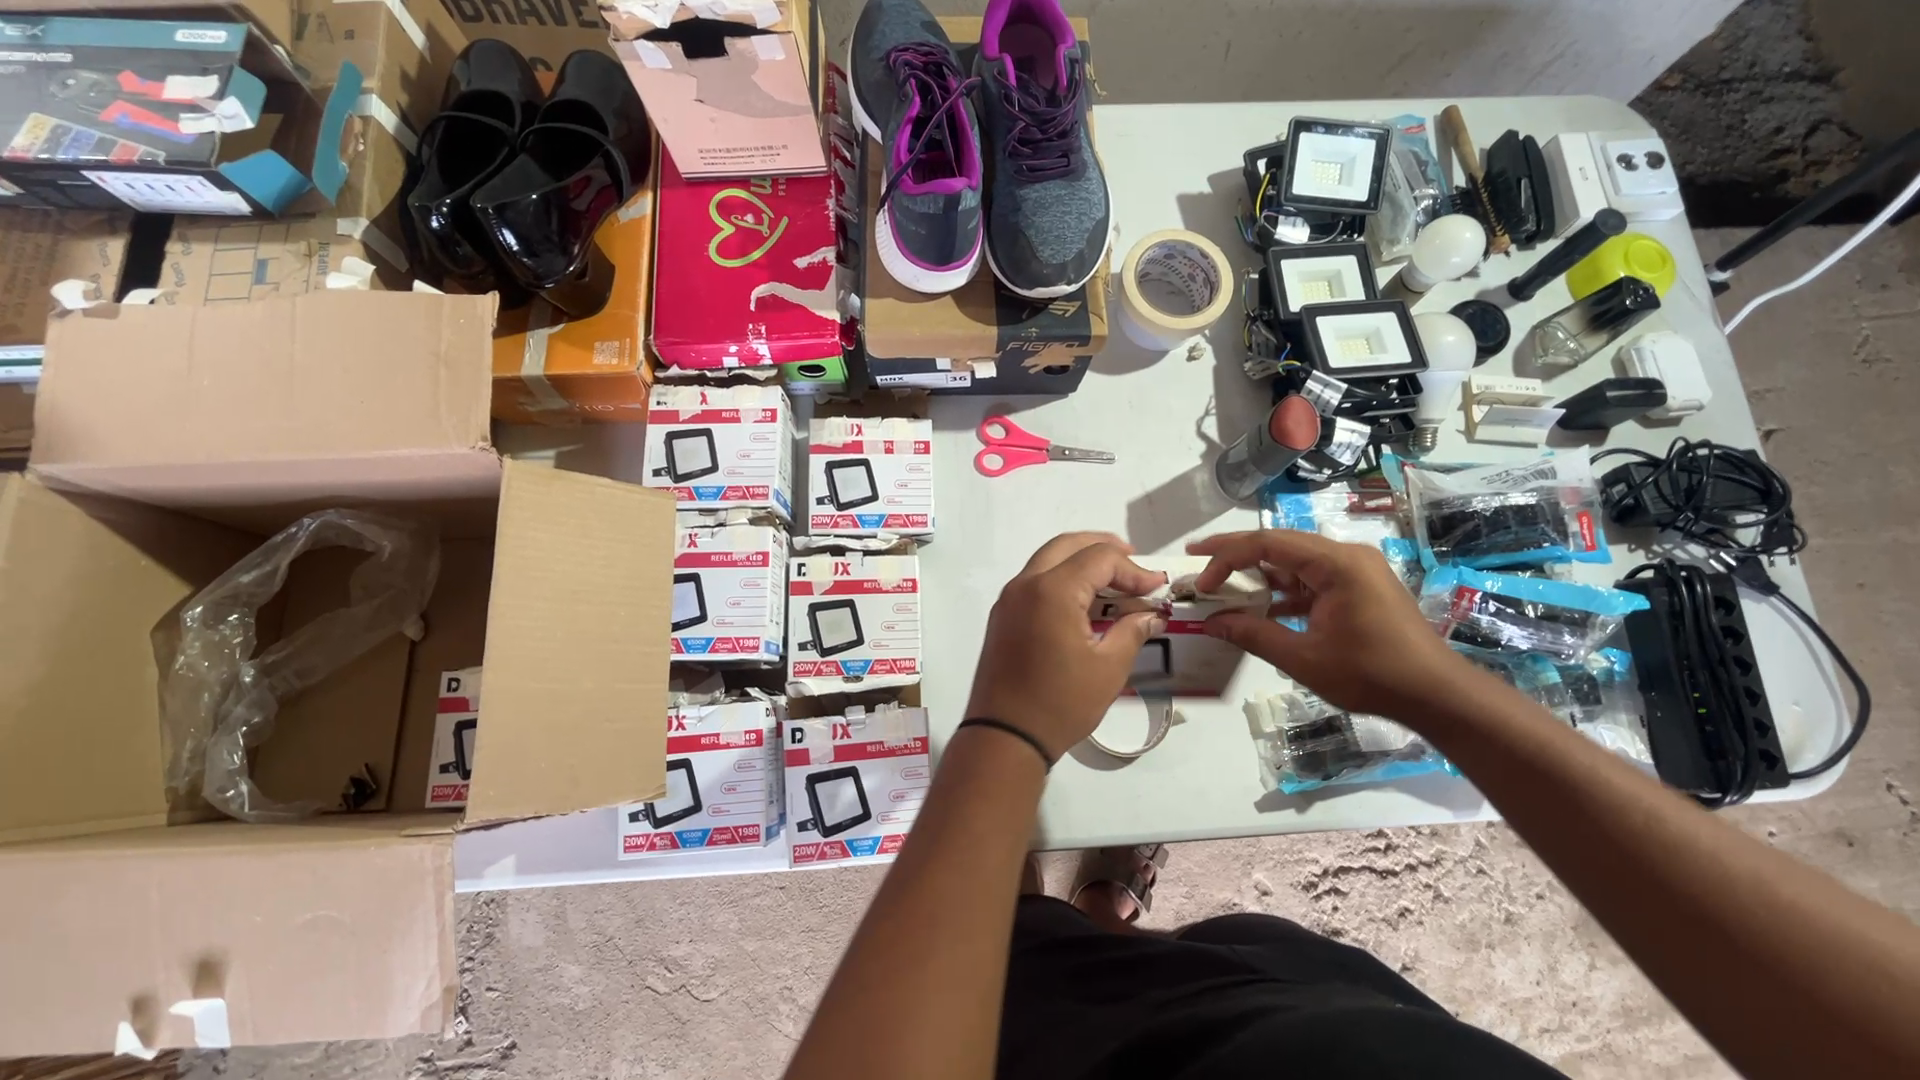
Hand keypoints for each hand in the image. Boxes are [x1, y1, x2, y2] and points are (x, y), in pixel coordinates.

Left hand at [966, 532, 1166, 759]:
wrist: (1004, 736)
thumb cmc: (1060, 703)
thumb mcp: (1108, 668)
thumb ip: (1132, 631)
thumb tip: (1151, 614)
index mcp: (1052, 591)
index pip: (1099, 558)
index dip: (1133, 569)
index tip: (1157, 588)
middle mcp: (1025, 585)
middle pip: (1068, 546)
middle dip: (1104, 550)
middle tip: (1133, 565)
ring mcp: (1008, 600)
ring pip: (1047, 560)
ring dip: (1080, 562)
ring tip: (1113, 582)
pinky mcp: (1002, 617)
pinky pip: (1035, 582)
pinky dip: (1062, 579)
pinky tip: (1084, 602)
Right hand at [1188, 529, 1465, 719]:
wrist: (1435, 693)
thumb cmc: (1371, 674)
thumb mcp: (1303, 658)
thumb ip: (1253, 634)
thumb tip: (1211, 623)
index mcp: (1336, 563)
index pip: (1267, 543)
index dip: (1226, 558)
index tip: (1201, 580)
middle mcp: (1346, 556)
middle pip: (1279, 544)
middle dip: (1235, 555)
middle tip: (1196, 561)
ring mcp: (1356, 570)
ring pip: (1294, 561)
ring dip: (1258, 575)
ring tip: (1221, 586)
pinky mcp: (1360, 588)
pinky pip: (1311, 579)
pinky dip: (1282, 590)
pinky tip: (1259, 607)